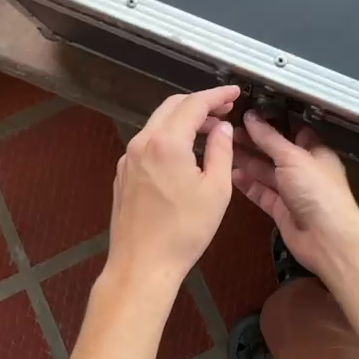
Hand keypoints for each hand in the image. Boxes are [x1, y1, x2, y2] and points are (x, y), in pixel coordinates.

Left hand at [107, 86, 239, 286]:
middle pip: (172, 107)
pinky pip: (148, 143)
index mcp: (166, 143)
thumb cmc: (184, 231)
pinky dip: (169, 138)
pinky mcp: (123, 174)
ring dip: (183, 121)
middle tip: (224, 110)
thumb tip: (223, 128)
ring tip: (209, 131)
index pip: (194, 104)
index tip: (234, 93)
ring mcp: (128, 158)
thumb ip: (221, 151)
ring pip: (158, 124)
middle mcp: (142, 143)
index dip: (217, 95)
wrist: (142, 266)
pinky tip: (184, 154)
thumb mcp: (216, 190)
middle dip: (199, 104)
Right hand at [232, 112, 358, 281]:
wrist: (327, 238)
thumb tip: (251, 117)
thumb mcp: (293, 157)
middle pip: (275, 151)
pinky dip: (248, 184)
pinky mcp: (281, 210)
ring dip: (247, 161)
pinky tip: (230, 173)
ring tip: (223, 148)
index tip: (249, 112)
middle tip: (228, 130)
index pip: (293, 130)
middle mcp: (304, 170)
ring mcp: (292, 191)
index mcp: (316, 152)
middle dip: (254, 141)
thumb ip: (270, 138)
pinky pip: (262, 193)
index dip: (273, 121)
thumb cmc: (317, 190)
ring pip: (266, 172)